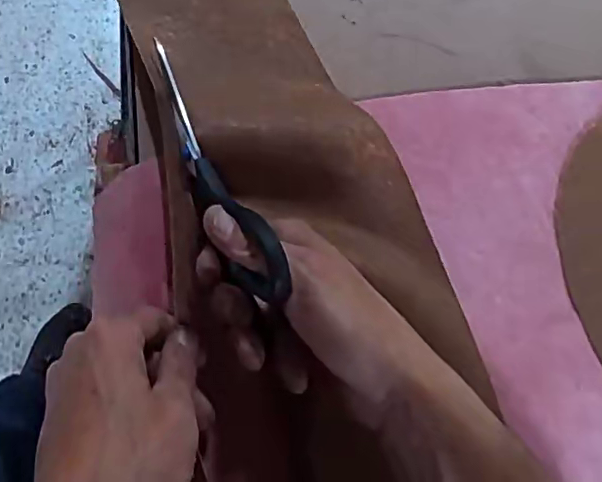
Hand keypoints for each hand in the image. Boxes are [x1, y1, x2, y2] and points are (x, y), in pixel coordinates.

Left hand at [35, 308, 209, 481]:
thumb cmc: (132, 458)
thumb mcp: (175, 409)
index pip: (155, 318)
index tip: (204, 367)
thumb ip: (182, 363)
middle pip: (135, 350)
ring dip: (149, 398)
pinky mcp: (53, 415)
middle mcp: (78, 346)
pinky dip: (122, 411)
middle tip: (199, 413)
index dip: (184, 341)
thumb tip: (182, 336)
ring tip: (178, 434)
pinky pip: (98, 397)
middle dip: (169, 378)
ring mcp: (61, 381)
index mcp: (108, 334)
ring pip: (118, 377)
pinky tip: (143, 441)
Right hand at [200, 210, 550, 480]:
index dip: (216, 251)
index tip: (206, 276)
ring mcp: (294, 300)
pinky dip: (272, 354)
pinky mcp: (298, 335)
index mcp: (289, 239)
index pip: (236, 230)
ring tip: (261, 358)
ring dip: (249, 335)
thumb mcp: (298, 282)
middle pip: (236, 272)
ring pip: (248, 309)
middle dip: (232, 303)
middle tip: (239, 323)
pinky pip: (265, 337)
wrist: (395, 389)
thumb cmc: (348, 321)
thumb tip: (210, 213)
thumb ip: (253, 250)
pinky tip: (291, 372)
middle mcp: (288, 262)